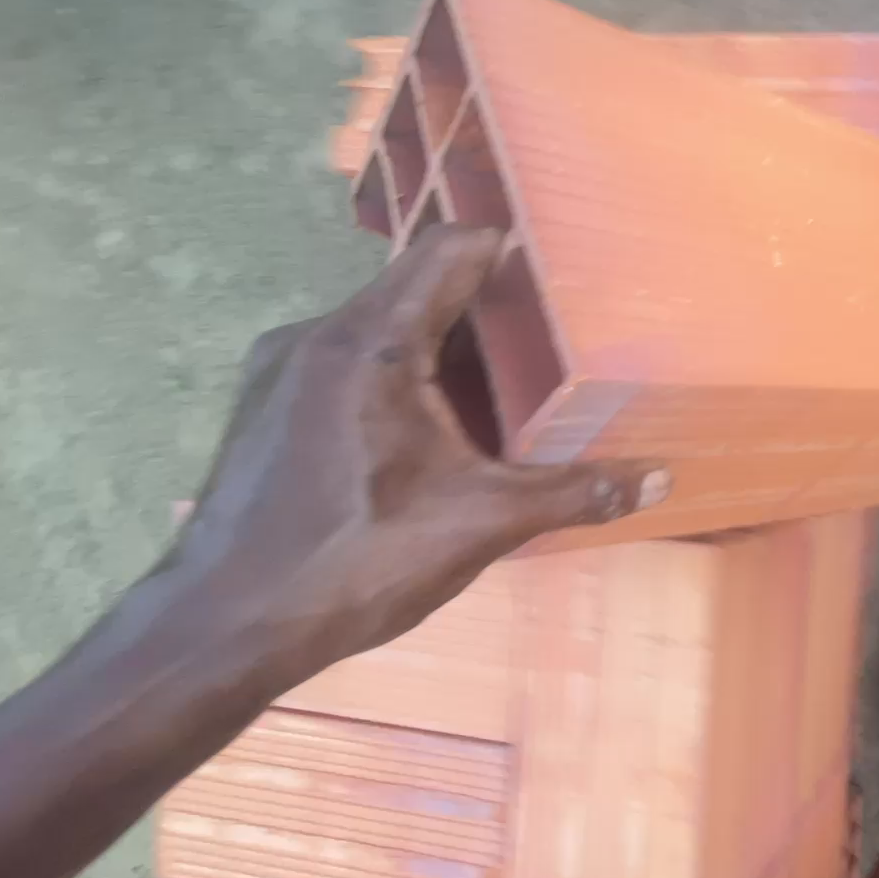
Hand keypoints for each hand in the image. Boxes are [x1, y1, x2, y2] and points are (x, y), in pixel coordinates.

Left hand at [167, 226, 668, 681]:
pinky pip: (359, 360)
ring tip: (514, 383)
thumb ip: (578, 493)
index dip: (511, 247)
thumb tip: (660, 479)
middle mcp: (320, 336)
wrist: (218, 629)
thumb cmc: (358, 557)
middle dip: (494, 306)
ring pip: (389, 326)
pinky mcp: (272, 405)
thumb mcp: (487, 523)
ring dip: (452, 344)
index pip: (450, 250)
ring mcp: (285, 370)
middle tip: (560, 336)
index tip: (564, 269)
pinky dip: (412, 372)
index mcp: (372, 344)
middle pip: (423, 286)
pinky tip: (445, 428)